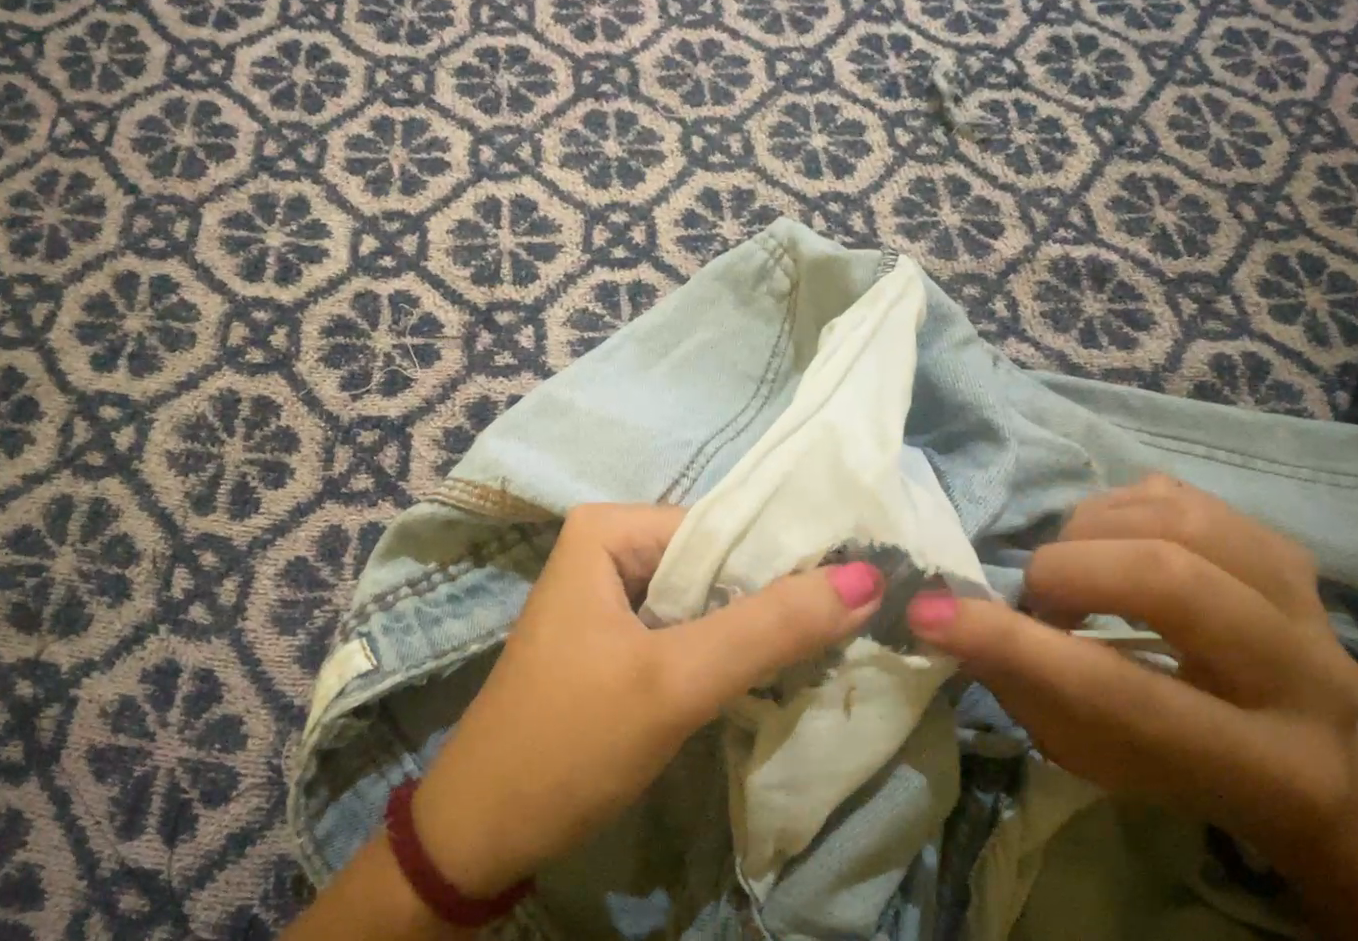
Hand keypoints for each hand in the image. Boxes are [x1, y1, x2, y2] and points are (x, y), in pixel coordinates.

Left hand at [409, 504, 884, 894]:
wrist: (486, 830)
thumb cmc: (571, 742)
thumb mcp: (676, 681)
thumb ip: (770, 626)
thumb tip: (871, 576)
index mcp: (610, 528)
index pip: (726, 526)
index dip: (793, 558)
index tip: (863, 591)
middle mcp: (611, 547)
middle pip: (720, 561)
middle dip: (779, 597)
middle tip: (856, 628)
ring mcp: (613, 596)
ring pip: (711, 600)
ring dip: (761, 628)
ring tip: (828, 652)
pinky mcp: (620, 641)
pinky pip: (692, 631)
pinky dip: (731, 653)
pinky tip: (776, 674)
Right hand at [905, 475, 1357, 857]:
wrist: (1303, 755)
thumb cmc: (1174, 766)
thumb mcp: (1092, 754)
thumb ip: (1024, 685)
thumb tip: (941, 615)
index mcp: (1263, 766)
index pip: (1120, 690)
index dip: (1016, 644)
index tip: (930, 613)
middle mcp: (1308, 679)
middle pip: (1171, 581)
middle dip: (1067, 572)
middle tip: (1034, 597)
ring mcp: (1311, 604)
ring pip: (1182, 522)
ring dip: (1092, 531)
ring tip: (1067, 567)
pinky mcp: (1291, 554)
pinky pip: (1187, 497)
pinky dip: (1119, 507)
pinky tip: (1103, 540)